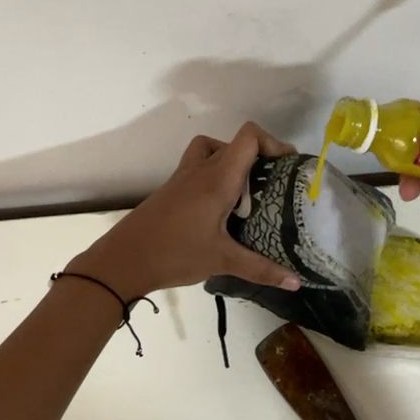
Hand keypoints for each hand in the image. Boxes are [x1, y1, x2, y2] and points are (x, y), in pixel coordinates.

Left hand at [68, 122, 304, 298]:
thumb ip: (261, 269)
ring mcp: (183, 177)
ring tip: (246, 194)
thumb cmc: (175, 253)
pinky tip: (220, 210)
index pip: (249, 137)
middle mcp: (201, 169)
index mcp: (218, 178)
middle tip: (273, 187)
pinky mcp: (172, 189)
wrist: (122, 259)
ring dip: (233, 163)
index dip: (272, 143)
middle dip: (259, 159)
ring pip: (213, 151)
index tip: (286, 167)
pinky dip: (215, 176)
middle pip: (235, 144)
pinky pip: (199, 167)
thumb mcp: (222, 261)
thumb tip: (297, 283)